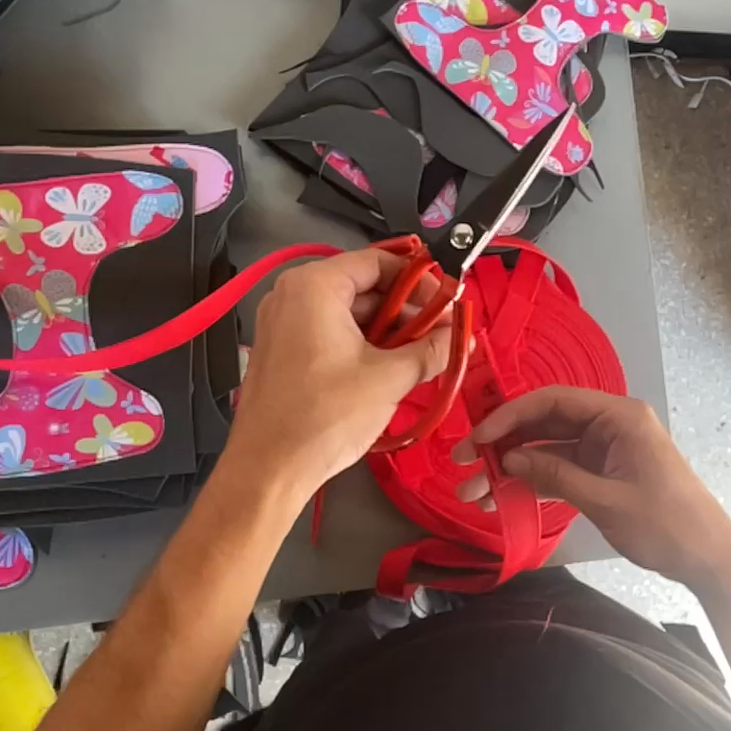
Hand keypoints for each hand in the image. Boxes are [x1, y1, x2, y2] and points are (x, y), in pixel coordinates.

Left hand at [226, 249, 451, 503]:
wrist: (269, 469)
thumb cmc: (327, 415)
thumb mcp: (389, 378)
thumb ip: (431, 350)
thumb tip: (461, 337)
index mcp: (315, 286)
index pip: (379, 261)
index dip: (420, 279)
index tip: (449, 302)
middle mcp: (293, 294)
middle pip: (365, 285)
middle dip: (408, 309)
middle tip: (442, 334)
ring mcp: (284, 322)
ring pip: (350, 311)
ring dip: (389, 330)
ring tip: (423, 356)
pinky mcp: (283, 349)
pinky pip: (332, 331)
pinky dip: (364, 343)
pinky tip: (391, 368)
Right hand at [459, 386, 730, 591]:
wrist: (709, 557)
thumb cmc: (667, 524)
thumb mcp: (607, 500)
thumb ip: (556, 474)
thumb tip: (508, 458)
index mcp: (619, 416)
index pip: (554, 400)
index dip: (511, 415)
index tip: (478, 437)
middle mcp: (610, 423)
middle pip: (546, 421)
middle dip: (503, 442)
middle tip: (463, 464)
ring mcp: (605, 448)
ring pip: (547, 446)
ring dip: (512, 466)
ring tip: (474, 490)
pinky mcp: (602, 471)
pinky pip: (560, 467)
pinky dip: (532, 480)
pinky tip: (501, 495)